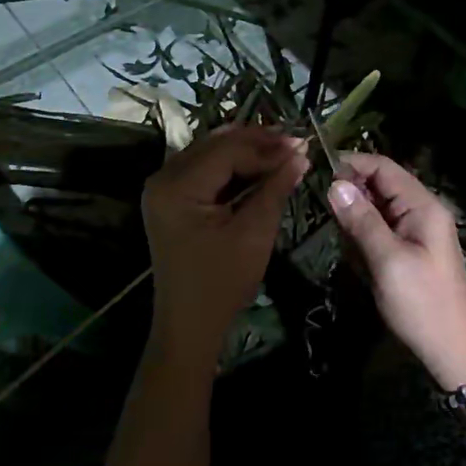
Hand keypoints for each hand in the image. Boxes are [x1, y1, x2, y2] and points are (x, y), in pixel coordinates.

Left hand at [143, 126, 308, 352]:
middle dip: (256, 142)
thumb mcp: (254, 233)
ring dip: (245, 150)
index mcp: (177, 187)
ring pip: (210, 153)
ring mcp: (164, 188)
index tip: (302, 145)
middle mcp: (163, 178)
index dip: (266, 147)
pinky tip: (259, 165)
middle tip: (294, 142)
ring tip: (282, 149)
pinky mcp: (172, 199)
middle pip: (215, 145)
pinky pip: (204, 170)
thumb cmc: (222, 282)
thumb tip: (300, 155)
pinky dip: (232, 166)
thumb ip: (275, 188)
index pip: (227, 151)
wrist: (190, 324)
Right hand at [326, 154, 465, 387]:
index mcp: (423, 206)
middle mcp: (421, 211)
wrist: (453, 350)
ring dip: (357, 228)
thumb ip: (362, 220)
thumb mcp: (387, 260)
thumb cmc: (422, 303)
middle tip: (334, 228)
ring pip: (375, 212)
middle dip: (353, 202)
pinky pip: (380, 234)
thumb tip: (335, 184)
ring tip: (354, 256)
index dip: (352, 165)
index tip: (318, 176)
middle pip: (379, 187)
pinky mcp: (409, 251)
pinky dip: (365, 245)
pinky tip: (362, 267)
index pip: (384, 167)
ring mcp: (416, 232)